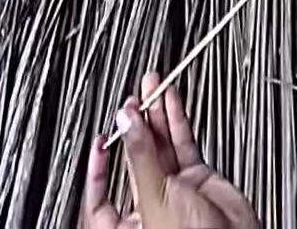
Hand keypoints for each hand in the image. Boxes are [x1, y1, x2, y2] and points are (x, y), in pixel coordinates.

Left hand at [79, 73, 260, 228]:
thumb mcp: (156, 200)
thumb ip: (141, 158)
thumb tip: (126, 121)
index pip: (102, 201)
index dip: (98, 170)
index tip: (101, 140)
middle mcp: (150, 209)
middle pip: (135, 161)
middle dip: (134, 128)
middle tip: (134, 100)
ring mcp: (175, 192)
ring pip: (160, 146)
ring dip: (156, 115)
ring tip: (152, 86)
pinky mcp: (197, 179)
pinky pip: (182, 143)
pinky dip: (176, 119)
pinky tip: (170, 99)